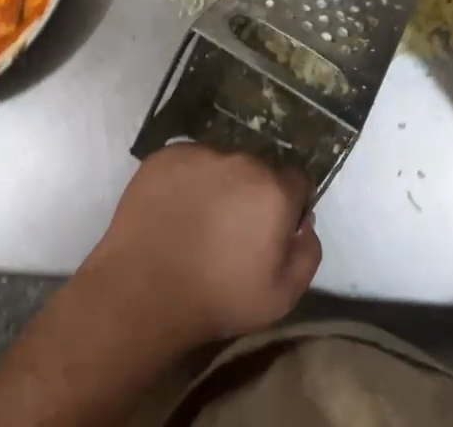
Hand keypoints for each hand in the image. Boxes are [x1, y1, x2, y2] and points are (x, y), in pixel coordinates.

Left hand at [77, 145, 321, 347]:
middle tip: (233, 227)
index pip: (296, 180)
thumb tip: (304, 223)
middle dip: (253, 192)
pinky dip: (186, 180)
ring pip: (221, 163)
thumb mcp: (283, 295)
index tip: (272, 228)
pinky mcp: (163, 156)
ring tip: (199, 219)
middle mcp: (239, 160)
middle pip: (258, 169)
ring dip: (219, 183)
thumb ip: (308, 252)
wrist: (144, 290)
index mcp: (273, 190)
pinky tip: (174, 209)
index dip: (289, 204)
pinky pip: (187, 162)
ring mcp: (197, 154)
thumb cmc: (218, 297)